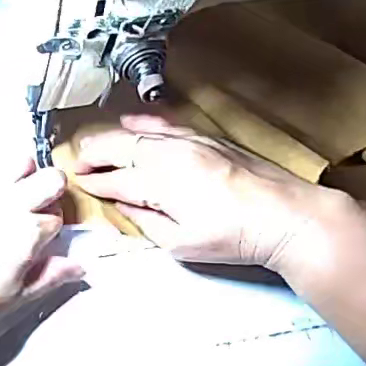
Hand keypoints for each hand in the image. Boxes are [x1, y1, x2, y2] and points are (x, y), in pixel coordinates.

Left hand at [0, 157, 83, 344]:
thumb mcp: (14, 299)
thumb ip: (49, 277)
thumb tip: (80, 265)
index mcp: (29, 233)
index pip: (57, 220)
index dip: (51, 233)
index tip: (38, 244)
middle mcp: (10, 203)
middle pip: (51, 178)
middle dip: (49, 191)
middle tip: (33, 210)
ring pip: (19, 158)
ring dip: (21, 172)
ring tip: (8, 192)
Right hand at [62, 115, 342, 271]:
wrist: (288, 216)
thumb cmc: (235, 237)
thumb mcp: (181, 244)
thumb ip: (146, 223)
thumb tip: (126, 208)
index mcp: (159, 183)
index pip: (115, 180)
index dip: (94, 182)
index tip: (80, 182)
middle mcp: (170, 155)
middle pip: (120, 148)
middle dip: (94, 154)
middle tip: (77, 162)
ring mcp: (190, 142)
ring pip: (140, 133)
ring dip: (113, 137)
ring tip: (95, 144)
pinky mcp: (207, 138)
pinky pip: (166, 123)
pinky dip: (144, 122)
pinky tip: (133, 121)